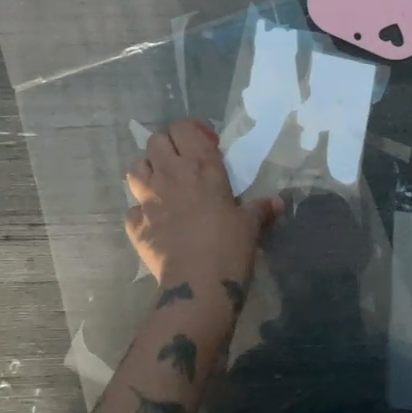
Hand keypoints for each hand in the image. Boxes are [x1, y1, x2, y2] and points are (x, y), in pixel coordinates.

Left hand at [126, 119, 283, 285]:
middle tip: (182, 161)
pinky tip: (155, 223)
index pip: (183, 127)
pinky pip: (132, 209)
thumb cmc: (229, 245)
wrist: (198, 285)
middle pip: (156, 140)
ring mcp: (148, 198)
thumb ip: (261, 208)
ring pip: (135, 168)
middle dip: (167, 145)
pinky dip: (141, 212)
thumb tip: (278, 203)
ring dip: (148, 172)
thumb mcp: (251, 224)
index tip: (206, 145)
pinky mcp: (135, 224)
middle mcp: (170, 174)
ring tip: (162, 185)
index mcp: (200, 165)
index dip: (191, 130)